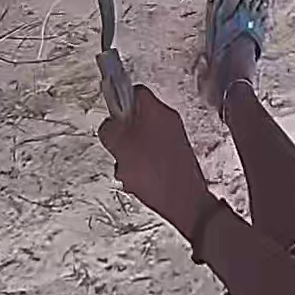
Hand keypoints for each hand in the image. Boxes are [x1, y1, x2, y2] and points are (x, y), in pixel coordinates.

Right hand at [98, 85, 213, 231]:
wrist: (186, 204)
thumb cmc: (154, 172)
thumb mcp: (120, 146)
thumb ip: (109, 129)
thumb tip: (109, 124)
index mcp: (156, 111)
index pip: (134, 91)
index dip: (118, 100)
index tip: (110, 115)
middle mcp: (167, 121)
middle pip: (135, 117)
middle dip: (122, 135)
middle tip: (118, 149)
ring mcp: (173, 139)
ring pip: (141, 138)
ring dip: (129, 153)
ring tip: (128, 170)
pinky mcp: (175, 157)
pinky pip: (151, 153)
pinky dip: (141, 165)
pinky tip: (138, 181)